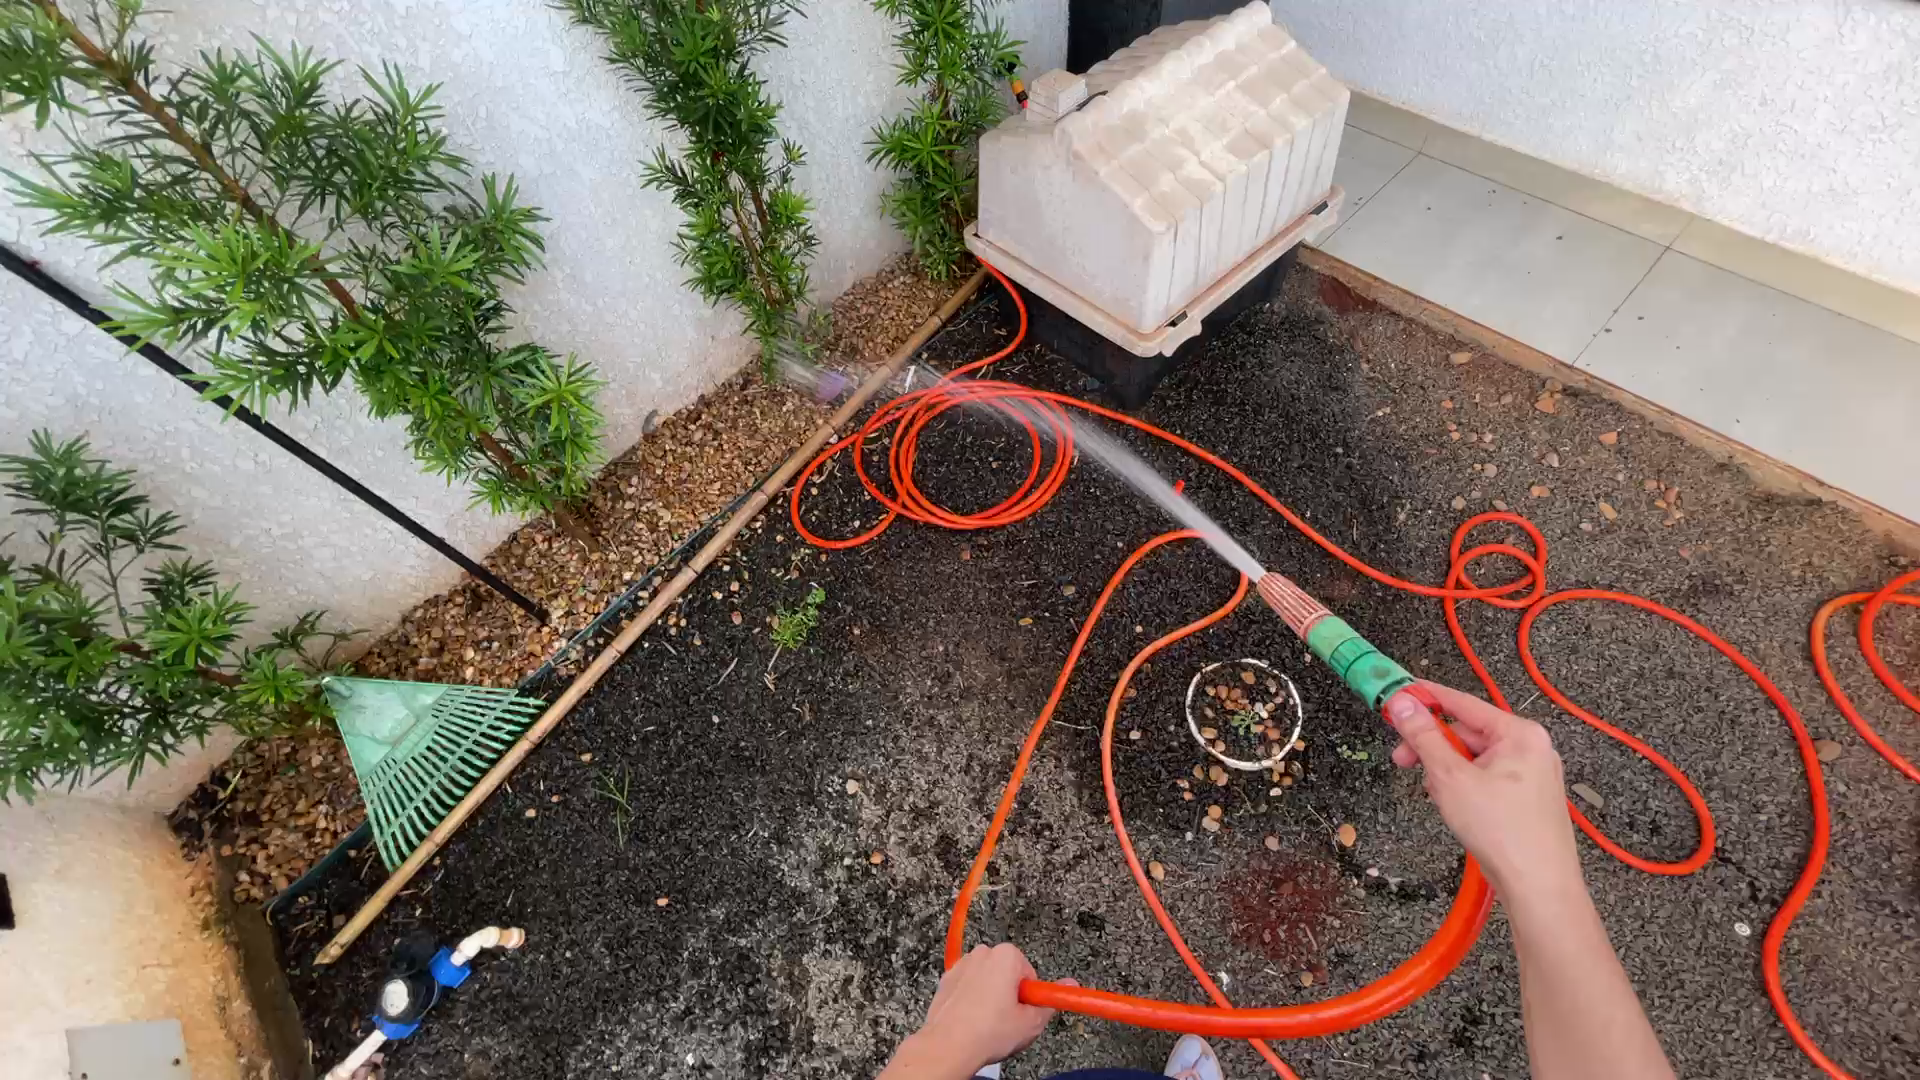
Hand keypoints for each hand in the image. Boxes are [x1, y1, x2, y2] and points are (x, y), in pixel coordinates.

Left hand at [895, 944, 1067, 1078]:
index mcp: (1007, 956)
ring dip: (991, 997)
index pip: (1029, 975)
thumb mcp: (1031, 1023)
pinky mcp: (948, 977)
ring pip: (988, 980)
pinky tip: (972, 1020)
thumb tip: (1071, 983)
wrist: (948, 1044)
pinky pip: (968, 986)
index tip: (1023, 1014)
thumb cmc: (989, 1032)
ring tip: (988, 1024)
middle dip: (1010, 995)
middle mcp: (984, 951)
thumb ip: (1051, 1001)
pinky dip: (972, 999)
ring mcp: (963, 963)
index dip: (1029, 998)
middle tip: (1007, 1021)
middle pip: (1008, 974)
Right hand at [1384, 681, 1582, 899]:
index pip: (1459, 702)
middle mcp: (1530, 746)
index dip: (1423, 697)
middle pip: (1463, 730)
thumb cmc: (1501, 830)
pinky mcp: (1525, 794)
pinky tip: (1451, 801)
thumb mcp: (1448, 775)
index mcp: (1519, 734)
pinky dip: (1460, 781)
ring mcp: (1531, 772)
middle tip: (1402, 758)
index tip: (1393, 693)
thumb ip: (1422, 734)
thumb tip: (1401, 701)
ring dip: (1443, 767)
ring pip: (1470, 755)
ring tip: (1434, 792)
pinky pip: (1482, 774)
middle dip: (1430, 744)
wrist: (1538, 887)